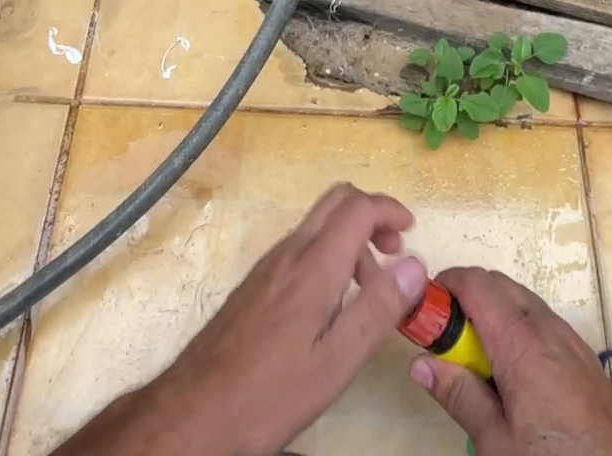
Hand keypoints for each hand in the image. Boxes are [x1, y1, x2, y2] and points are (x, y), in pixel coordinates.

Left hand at [52, 183, 427, 455]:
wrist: (196, 409)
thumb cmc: (272, 391)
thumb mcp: (337, 360)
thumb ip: (378, 308)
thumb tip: (415, 263)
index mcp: (314, 265)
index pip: (358, 207)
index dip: (390, 210)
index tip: (412, 232)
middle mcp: (290, 252)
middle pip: (335, 200)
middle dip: (372, 215)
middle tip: (394, 252)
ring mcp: (269, 265)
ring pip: (318, 225)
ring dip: (351, 239)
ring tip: (368, 290)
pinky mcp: (257, 282)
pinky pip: (301, 247)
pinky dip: (329, 255)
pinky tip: (332, 304)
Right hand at [410, 267, 611, 455]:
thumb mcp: (498, 442)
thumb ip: (459, 396)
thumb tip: (419, 362)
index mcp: (520, 341)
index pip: (476, 283)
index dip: (445, 283)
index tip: (425, 308)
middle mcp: (547, 328)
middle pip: (498, 284)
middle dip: (466, 295)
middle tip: (443, 333)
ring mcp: (571, 340)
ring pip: (521, 300)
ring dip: (492, 309)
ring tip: (474, 353)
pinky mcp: (585, 358)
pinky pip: (542, 321)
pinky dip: (517, 325)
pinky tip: (511, 368)